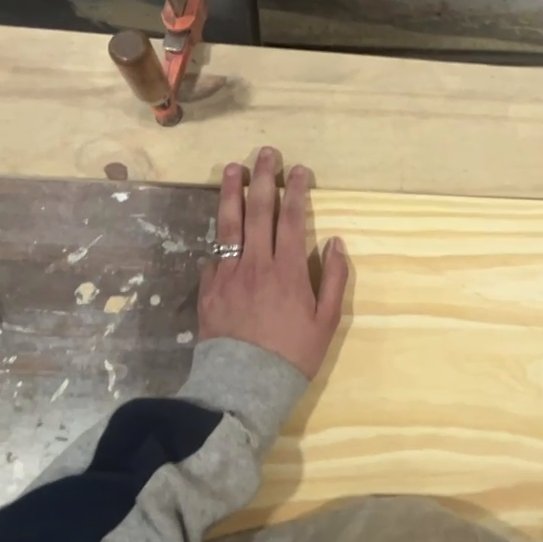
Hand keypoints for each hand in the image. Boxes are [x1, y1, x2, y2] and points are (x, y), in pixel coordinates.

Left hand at [198, 148, 349, 379]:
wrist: (243, 388)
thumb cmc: (292, 355)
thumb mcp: (326, 321)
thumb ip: (332, 278)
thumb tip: (333, 242)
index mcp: (287, 270)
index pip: (291, 218)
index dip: (296, 190)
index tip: (299, 169)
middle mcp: (256, 264)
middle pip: (259, 211)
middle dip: (264, 178)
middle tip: (267, 153)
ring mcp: (228, 275)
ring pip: (229, 224)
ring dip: (231, 193)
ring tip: (233, 168)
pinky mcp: (208, 289)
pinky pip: (214, 253)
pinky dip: (219, 233)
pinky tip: (221, 220)